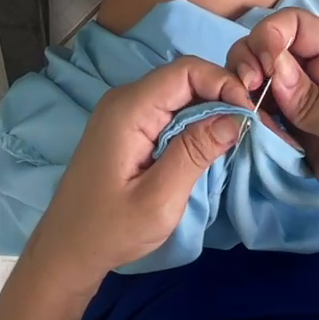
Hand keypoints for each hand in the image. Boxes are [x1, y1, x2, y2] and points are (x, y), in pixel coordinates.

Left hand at [24, 57, 251, 285]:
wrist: (66, 248)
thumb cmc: (110, 229)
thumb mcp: (159, 199)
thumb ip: (195, 153)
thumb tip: (235, 117)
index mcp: (129, 109)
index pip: (184, 71)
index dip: (222, 83)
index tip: (250, 113)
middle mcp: (124, 99)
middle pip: (182, 78)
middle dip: (220, 94)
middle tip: (252, 125)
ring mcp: (123, 112)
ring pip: (177, 93)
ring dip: (209, 108)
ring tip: (238, 133)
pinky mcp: (127, 127)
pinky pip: (166, 110)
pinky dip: (192, 120)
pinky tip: (210, 142)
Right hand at [229, 8, 318, 262]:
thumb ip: (313, 101)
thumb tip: (269, 66)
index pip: (298, 27)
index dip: (271, 36)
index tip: (260, 68)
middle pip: (274, 50)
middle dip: (251, 61)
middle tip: (243, 92)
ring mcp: (315, 112)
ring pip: (267, 82)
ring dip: (248, 88)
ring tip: (243, 110)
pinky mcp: (307, 141)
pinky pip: (272, 116)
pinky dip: (256, 116)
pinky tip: (254, 128)